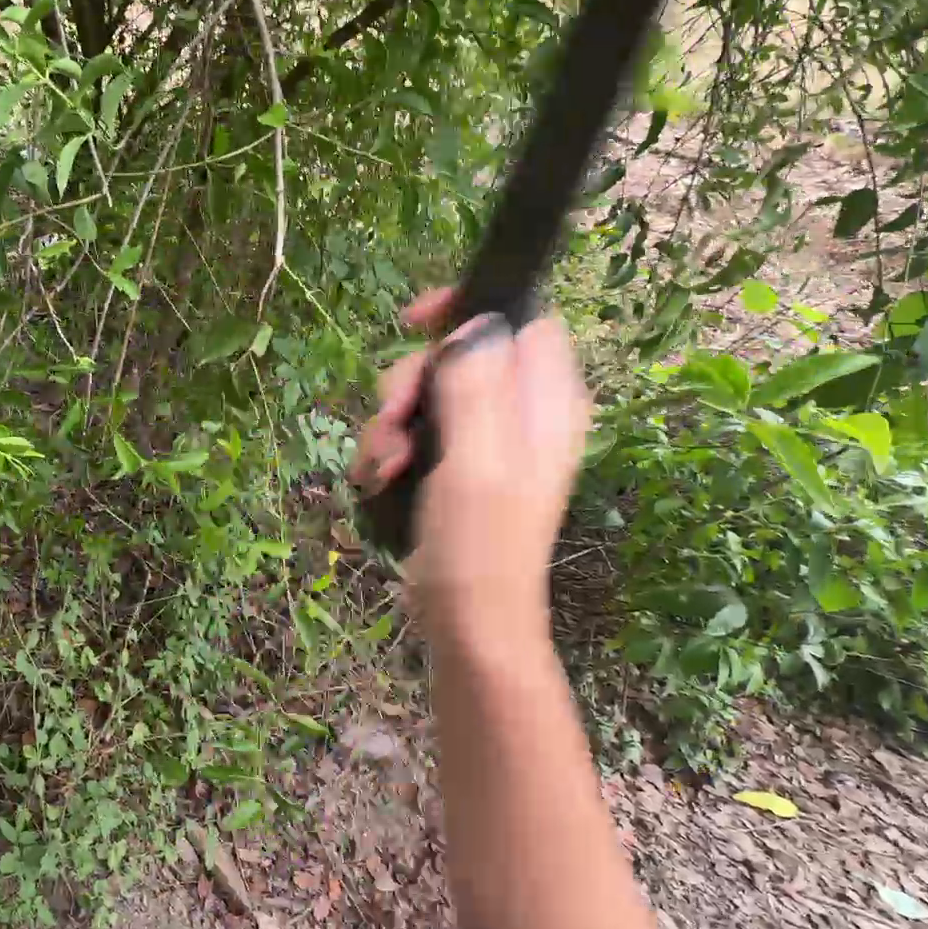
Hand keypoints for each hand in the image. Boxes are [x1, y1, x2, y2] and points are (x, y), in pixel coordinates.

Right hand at [352, 289, 590, 656]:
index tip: (412, 324)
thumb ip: (477, 384)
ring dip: (389, 425)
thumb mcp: (476, 458)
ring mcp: (485, 442)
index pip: (520, 321)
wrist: (467, 615)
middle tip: (392, 421)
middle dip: (409, 384)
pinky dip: (387, 452)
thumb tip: (473, 325)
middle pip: (458, 357)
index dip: (468, 313)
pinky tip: (379, 479)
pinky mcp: (454, 467)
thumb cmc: (477, 540)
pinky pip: (413, 435)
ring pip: (425, 398)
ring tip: (384, 468)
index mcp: (548, 401)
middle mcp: (521, 413)